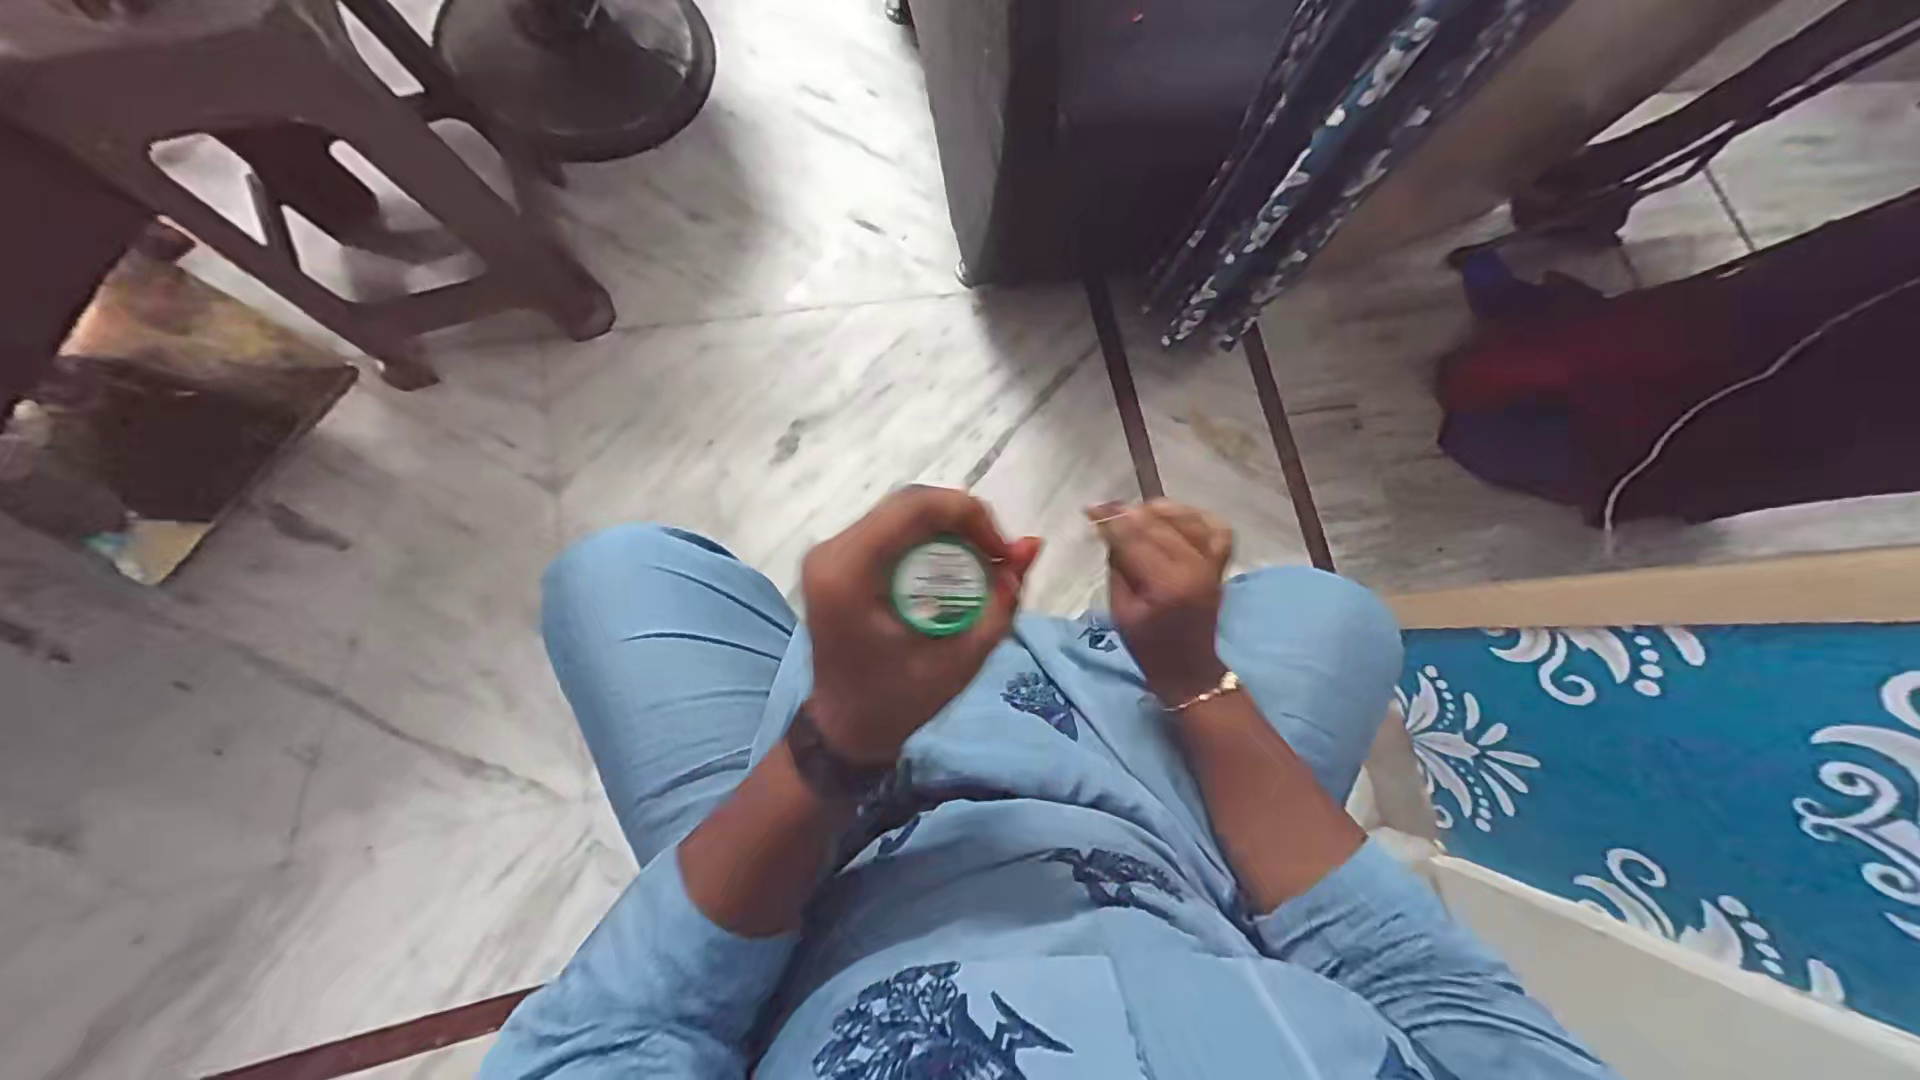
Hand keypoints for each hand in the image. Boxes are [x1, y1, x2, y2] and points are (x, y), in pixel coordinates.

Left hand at [803, 486, 1041, 763]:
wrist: (846, 727)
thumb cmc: (901, 702)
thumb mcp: (962, 658)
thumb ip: (1001, 600)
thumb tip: (1031, 545)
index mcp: (848, 574)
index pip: (915, 509)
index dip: (970, 516)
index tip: (1004, 553)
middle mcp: (830, 552)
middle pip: (908, 503)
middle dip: (964, 520)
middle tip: (998, 557)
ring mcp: (828, 552)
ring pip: (901, 511)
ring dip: (949, 526)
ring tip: (981, 561)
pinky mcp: (836, 558)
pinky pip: (891, 527)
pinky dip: (929, 536)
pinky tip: (953, 562)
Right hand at [1089, 499, 1233, 704]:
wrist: (1188, 666)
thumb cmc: (1148, 644)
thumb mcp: (1120, 608)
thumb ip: (1118, 565)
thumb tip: (1111, 530)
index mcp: (1167, 585)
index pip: (1135, 539)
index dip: (1111, 521)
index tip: (1091, 510)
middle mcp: (1194, 567)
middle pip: (1158, 525)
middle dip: (1127, 513)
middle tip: (1104, 509)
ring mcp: (1212, 563)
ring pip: (1185, 519)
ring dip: (1156, 510)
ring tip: (1134, 513)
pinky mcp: (1221, 563)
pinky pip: (1214, 527)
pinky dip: (1194, 516)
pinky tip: (1172, 516)